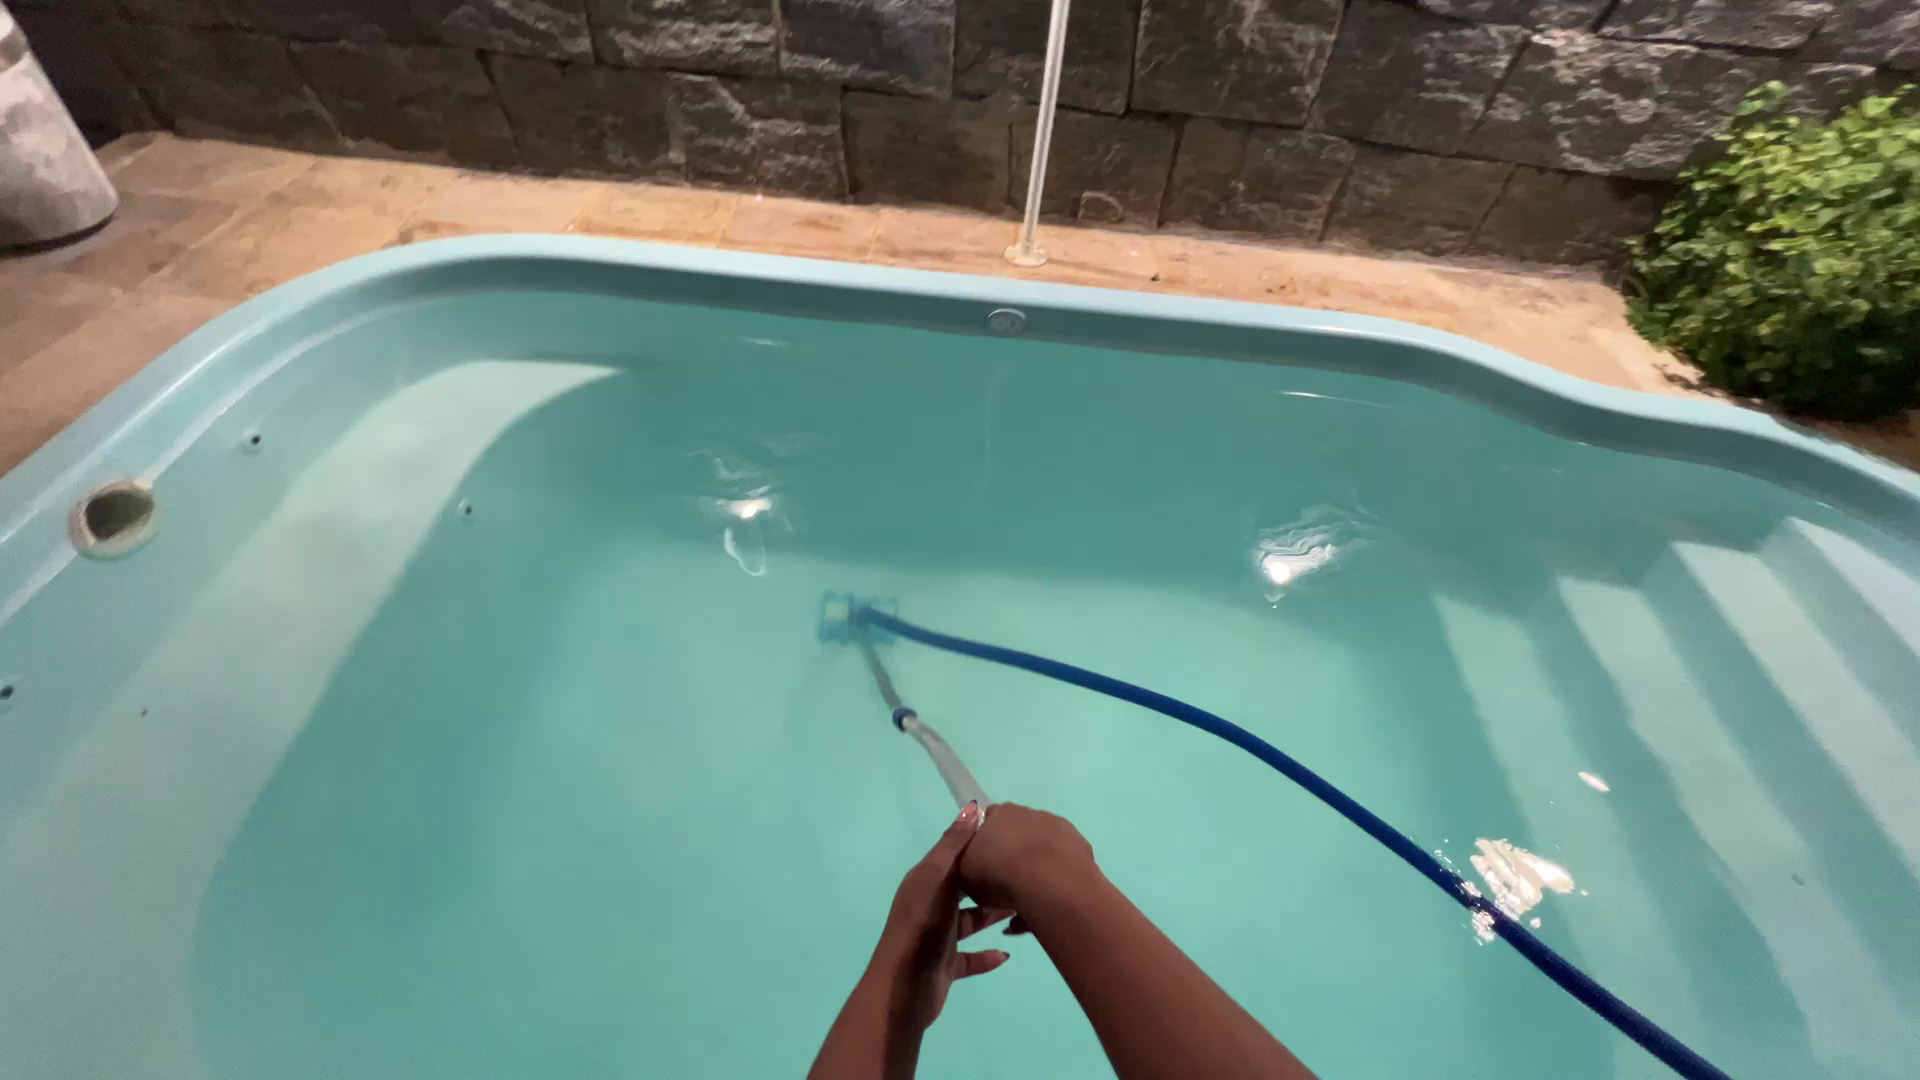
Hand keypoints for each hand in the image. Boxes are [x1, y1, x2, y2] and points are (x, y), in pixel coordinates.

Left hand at [868, 801, 1013, 1030]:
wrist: (903, 989)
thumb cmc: (922, 925)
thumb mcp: (937, 878)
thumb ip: (954, 845)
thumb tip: (973, 806)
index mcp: (925, 880)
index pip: (954, 854)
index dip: (977, 843)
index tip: (1008, 836)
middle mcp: (930, 904)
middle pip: (964, 887)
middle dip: (989, 881)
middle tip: (1022, 875)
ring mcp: (938, 936)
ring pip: (970, 920)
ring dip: (991, 915)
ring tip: (1021, 910)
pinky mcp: (945, 965)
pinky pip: (970, 957)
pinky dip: (986, 955)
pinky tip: (1006, 953)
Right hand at [957, 802, 1098, 910]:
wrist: (1048, 883)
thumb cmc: (999, 875)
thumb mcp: (964, 874)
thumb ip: (967, 863)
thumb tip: (974, 862)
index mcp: (996, 814)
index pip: (986, 823)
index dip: (984, 846)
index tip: (985, 870)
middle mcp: (1026, 813)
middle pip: (1015, 835)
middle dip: (1011, 858)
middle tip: (1006, 889)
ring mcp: (1055, 825)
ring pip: (1040, 850)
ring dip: (1034, 871)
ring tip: (1028, 907)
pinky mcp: (1078, 844)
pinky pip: (1061, 862)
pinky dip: (1054, 879)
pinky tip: (1048, 904)